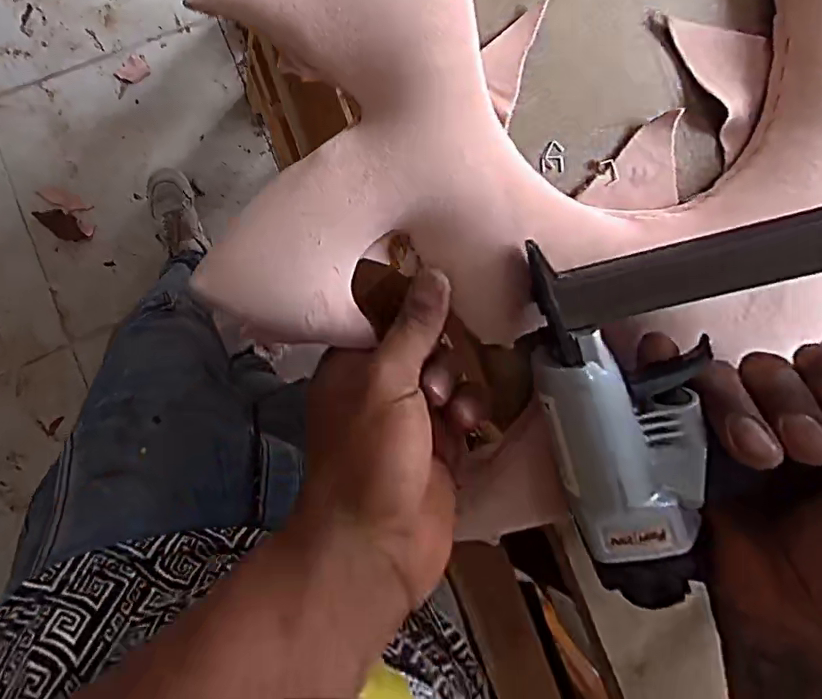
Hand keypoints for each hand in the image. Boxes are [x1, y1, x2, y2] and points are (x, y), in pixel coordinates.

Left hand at [292, 269, 487, 610]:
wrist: (377, 546)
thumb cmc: (368, 456)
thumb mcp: (387, 380)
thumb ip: (413, 328)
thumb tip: (433, 274)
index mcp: (352, 363)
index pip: (385, 317)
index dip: (414, 306)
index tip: (446, 294)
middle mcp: (379, 385)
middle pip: (424, 346)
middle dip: (440, 356)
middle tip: (435, 381)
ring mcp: (411, 418)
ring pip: (449, 377)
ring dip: (458, 387)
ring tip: (450, 412)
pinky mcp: (440, 447)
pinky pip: (464, 413)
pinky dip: (470, 415)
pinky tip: (469, 427)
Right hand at [640, 335, 821, 694]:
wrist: (811, 638)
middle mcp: (801, 423)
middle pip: (780, 366)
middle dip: (791, 400)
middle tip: (810, 451)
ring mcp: (743, 431)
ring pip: (728, 376)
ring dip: (739, 406)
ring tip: (756, 456)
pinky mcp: (693, 444)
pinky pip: (675, 390)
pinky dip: (667, 369)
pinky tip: (671, 372)